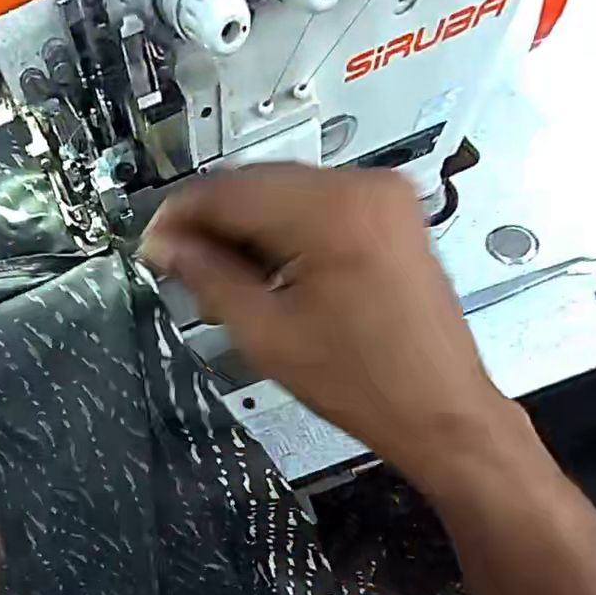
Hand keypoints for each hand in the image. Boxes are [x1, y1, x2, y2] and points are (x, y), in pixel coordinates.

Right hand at [141, 164, 521, 488]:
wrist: (438, 409)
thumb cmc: (371, 387)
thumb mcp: (269, 335)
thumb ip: (209, 279)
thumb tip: (170, 247)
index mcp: (333, 213)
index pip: (230, 189)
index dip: (181, 215)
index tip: (157, 240)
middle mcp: (366, 190)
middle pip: (260, 184)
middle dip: (215, 224)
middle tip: (183, 263)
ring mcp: (386, 199)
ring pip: (288, 194)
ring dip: (250, 230)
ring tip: (226, 279)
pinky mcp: (393, 217)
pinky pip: (321, 208)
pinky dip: (287, 233)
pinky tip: (270, 271)